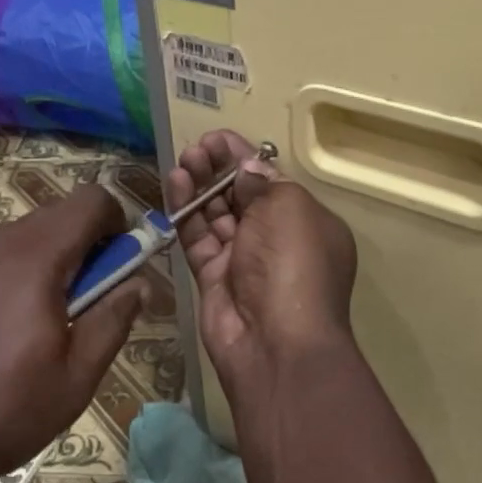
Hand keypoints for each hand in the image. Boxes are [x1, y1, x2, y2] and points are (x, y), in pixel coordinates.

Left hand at [0, 184, 147, 482]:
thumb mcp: (73, 380)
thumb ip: (113, 321)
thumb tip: (139, 283)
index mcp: (34, 256)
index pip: (92, 200)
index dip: (117, 225)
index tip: (118, 270)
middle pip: (57, 218)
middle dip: (83, 252)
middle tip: (81, 311)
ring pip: (22, 239)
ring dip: (45, 267)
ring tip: (34, 332)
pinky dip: (9, 279)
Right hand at [167, 130, 357, 388]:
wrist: (276, 343)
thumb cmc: (293, 263)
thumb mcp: (289, 207)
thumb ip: (263, 183)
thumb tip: (246, 171)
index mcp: (306, 222)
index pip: (271, 181)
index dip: (244, 158)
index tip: (216, 139)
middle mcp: (277, 239)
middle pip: (241, 195)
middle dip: (219, 169)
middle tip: (196, 150)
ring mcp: (243, 260)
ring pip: (216, 214)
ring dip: (199, 185)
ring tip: (183, 161)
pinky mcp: (212, 277)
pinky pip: (197, 236)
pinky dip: (186, 210)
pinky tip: (175, 184)